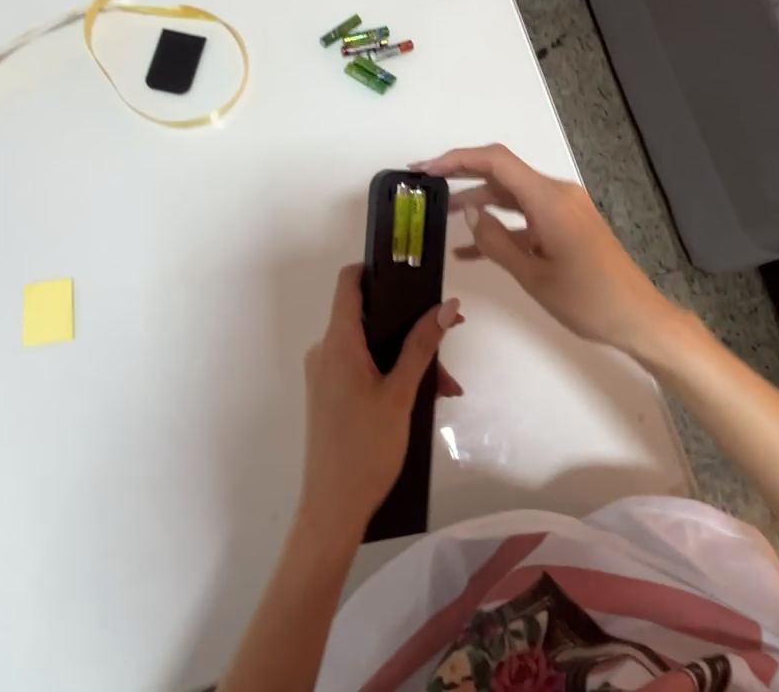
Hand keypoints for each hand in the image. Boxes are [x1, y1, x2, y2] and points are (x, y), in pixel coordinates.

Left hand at [298, 265, 460, 536]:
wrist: (333, 508)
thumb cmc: (366, 447)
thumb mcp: (400, 394)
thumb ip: (422, 346)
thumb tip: (447, 306)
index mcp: (338, 342)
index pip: (349, 284)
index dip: (377, 270)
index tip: (413, 274)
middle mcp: (326, 350)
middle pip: (370, 317)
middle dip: (413, 326)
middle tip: (452, 337)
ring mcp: (326, 374)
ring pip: (372, 347)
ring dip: (409, 357)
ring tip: (446, 385)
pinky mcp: (330, 394)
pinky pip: (364, 368)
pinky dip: (393, 374)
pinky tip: (426, 396)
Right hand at [415, 144, 696, 364]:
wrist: (637, 317)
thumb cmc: (587, 299)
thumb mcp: (532, 275)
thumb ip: (495, 240)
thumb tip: (468, 212)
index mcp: (549, 199)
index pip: (496, 161)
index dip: (457, 159)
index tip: (425, 170)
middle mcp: (557, 194)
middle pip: (502, 174)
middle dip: (462, 177)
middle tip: (424, 186)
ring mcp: (564, 209)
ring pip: (512, 196)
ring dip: (478, 204)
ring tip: (439, 218)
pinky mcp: (568, 225)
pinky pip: (526, 218)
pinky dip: (501, 227)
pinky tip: (469, 250)